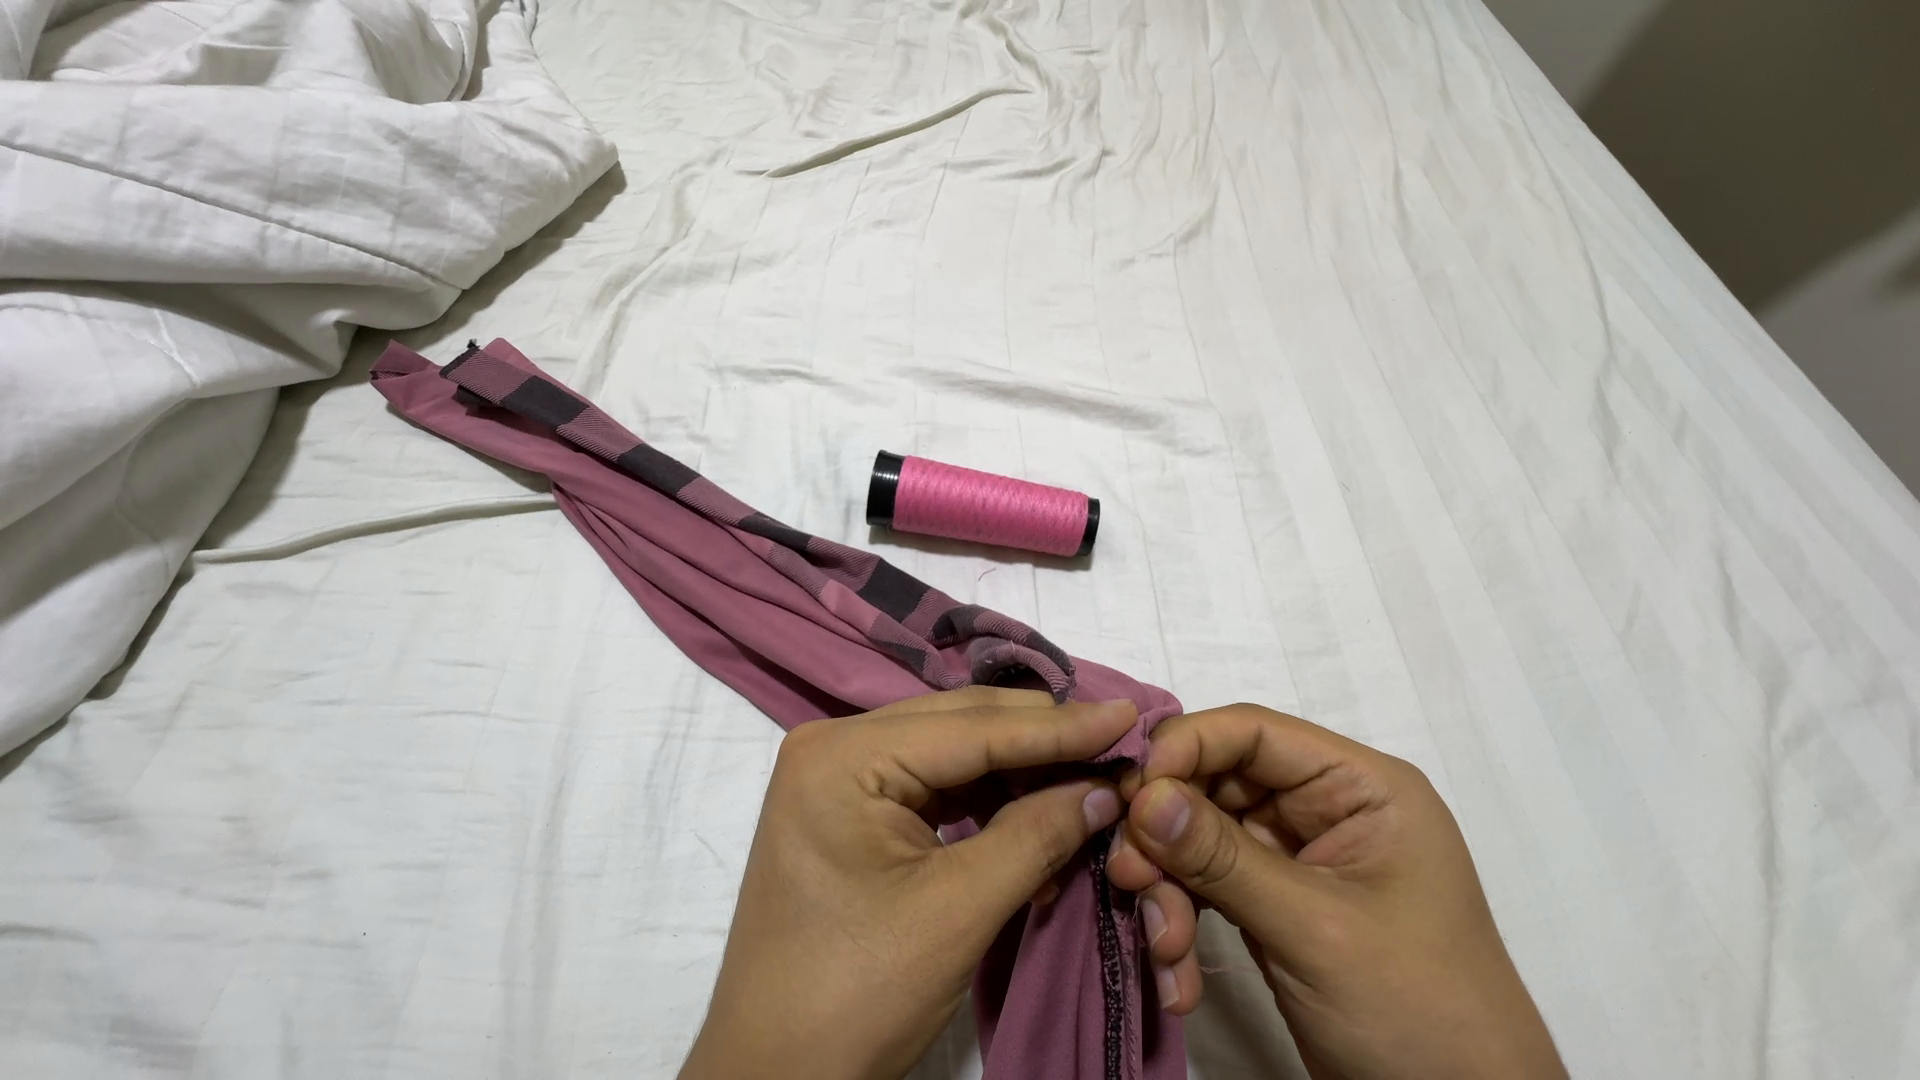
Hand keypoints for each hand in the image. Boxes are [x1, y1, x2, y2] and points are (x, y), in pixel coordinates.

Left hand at [679, 687, 1135, 1079]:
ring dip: (1022, 769)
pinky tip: (1041, 814)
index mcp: (844, 755)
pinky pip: (937, 785)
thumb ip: (1035, 836)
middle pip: (962, 727)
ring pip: (955, 752)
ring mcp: (842, 775)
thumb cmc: (856, 993)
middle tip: (1121, 738)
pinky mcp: (855, 808)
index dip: (1060, 726)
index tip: (1131, 715)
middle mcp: (837, 744)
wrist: (774, 1074)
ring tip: (1092, 776)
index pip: (973, 727)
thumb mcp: (957, 910)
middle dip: (1043, 738)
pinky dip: (991, 800)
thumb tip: (1104, 788)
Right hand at [1106, 705, 1565, 1079]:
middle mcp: (1322, 808)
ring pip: (1200, 839)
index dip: (1184, 748)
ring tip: (1162, 947)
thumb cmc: (1415, 1009)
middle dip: (1166, 834)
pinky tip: (1176, 975)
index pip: (1252, 733)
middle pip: (1215, 786)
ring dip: (1169, 889)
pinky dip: (1183, 921)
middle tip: (1127, 877)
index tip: (1131, 794)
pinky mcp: (1271, 903)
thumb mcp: (1315, 928)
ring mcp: (1294, 858)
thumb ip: (1222, 856)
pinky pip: (1206, 886)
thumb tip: (1141, 795)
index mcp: (1358, 787)